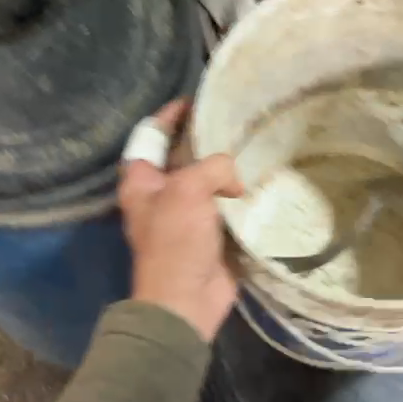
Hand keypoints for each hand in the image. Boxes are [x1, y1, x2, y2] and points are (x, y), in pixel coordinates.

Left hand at [118, 99, 244, 340]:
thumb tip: (235, 182)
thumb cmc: (176, 242)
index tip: (194, 101)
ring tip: (254, 147)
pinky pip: (227, 208)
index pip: (151, 136)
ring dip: (229, 171)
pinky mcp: (211, 235)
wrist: (187, 300)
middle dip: (207, 142)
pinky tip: (261, 182)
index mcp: (141, 182)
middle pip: (184, 158)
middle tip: (235, 122)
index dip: (170, 116)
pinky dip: (242, 198)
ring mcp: (187, 216)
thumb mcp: (188, 190)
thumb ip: (213, 167)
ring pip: (209, 183)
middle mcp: (162, 195)